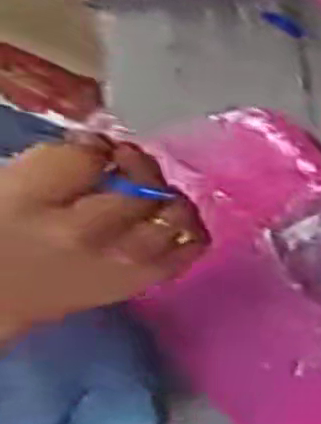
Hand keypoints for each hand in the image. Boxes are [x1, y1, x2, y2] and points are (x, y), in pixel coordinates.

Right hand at [0, 135, 209, 343]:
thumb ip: (43, 168)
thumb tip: (94, 150)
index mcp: (25, 200)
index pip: (81, 160)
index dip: (95, 146)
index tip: (94, 143)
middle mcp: (85, 232)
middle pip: (140, 190)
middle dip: (140, 166)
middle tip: (131, 159)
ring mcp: (126, 260)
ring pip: (175, 218)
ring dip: (171, 196)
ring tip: (154, 187)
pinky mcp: (151, 279)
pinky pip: (192, 248)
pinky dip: (189, 226)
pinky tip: (171, 216)